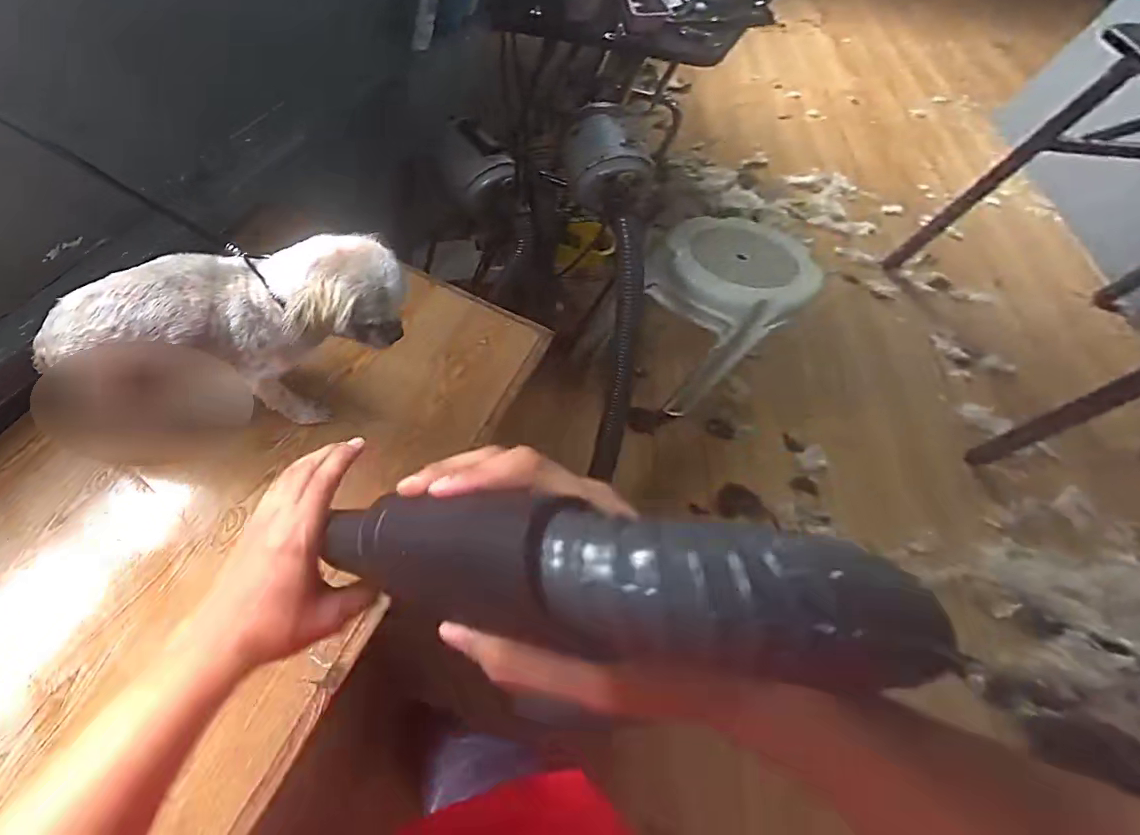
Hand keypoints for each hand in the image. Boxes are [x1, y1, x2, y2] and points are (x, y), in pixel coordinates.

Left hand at [183, 439, 377, 672]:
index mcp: (298, 533)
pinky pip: (275, 487)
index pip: (323, 480)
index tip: (358, 446)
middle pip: (304, 469)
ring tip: (327, 456)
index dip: (342, 458)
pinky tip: (297, 481)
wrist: (221, 636)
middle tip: (349, 446)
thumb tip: (381, 587)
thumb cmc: (269, 627)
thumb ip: (358, 599)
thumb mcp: (325, 618)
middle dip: (328, 452)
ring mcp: (260, 520)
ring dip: (309, 459)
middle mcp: (277, 518)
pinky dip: (292, 473)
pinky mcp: (250, 528)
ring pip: (286, 475)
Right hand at [398, 445, 751, 727]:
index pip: (532, 473)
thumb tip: (449, 629)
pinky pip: (521, 484)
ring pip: (514, 465)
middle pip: (513, 458)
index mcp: (598, 521)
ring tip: (418, 490)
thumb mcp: (596, 681)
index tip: (437, 493)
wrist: (728, 666)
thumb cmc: (665, 670)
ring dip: (463, 470)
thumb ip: (522, 662)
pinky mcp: (575, 514)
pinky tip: (453, 502)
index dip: (481, 476)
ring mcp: (584, 501)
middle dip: (456, 467)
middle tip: (411, 489)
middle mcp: (589, 498)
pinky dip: (480, 484)